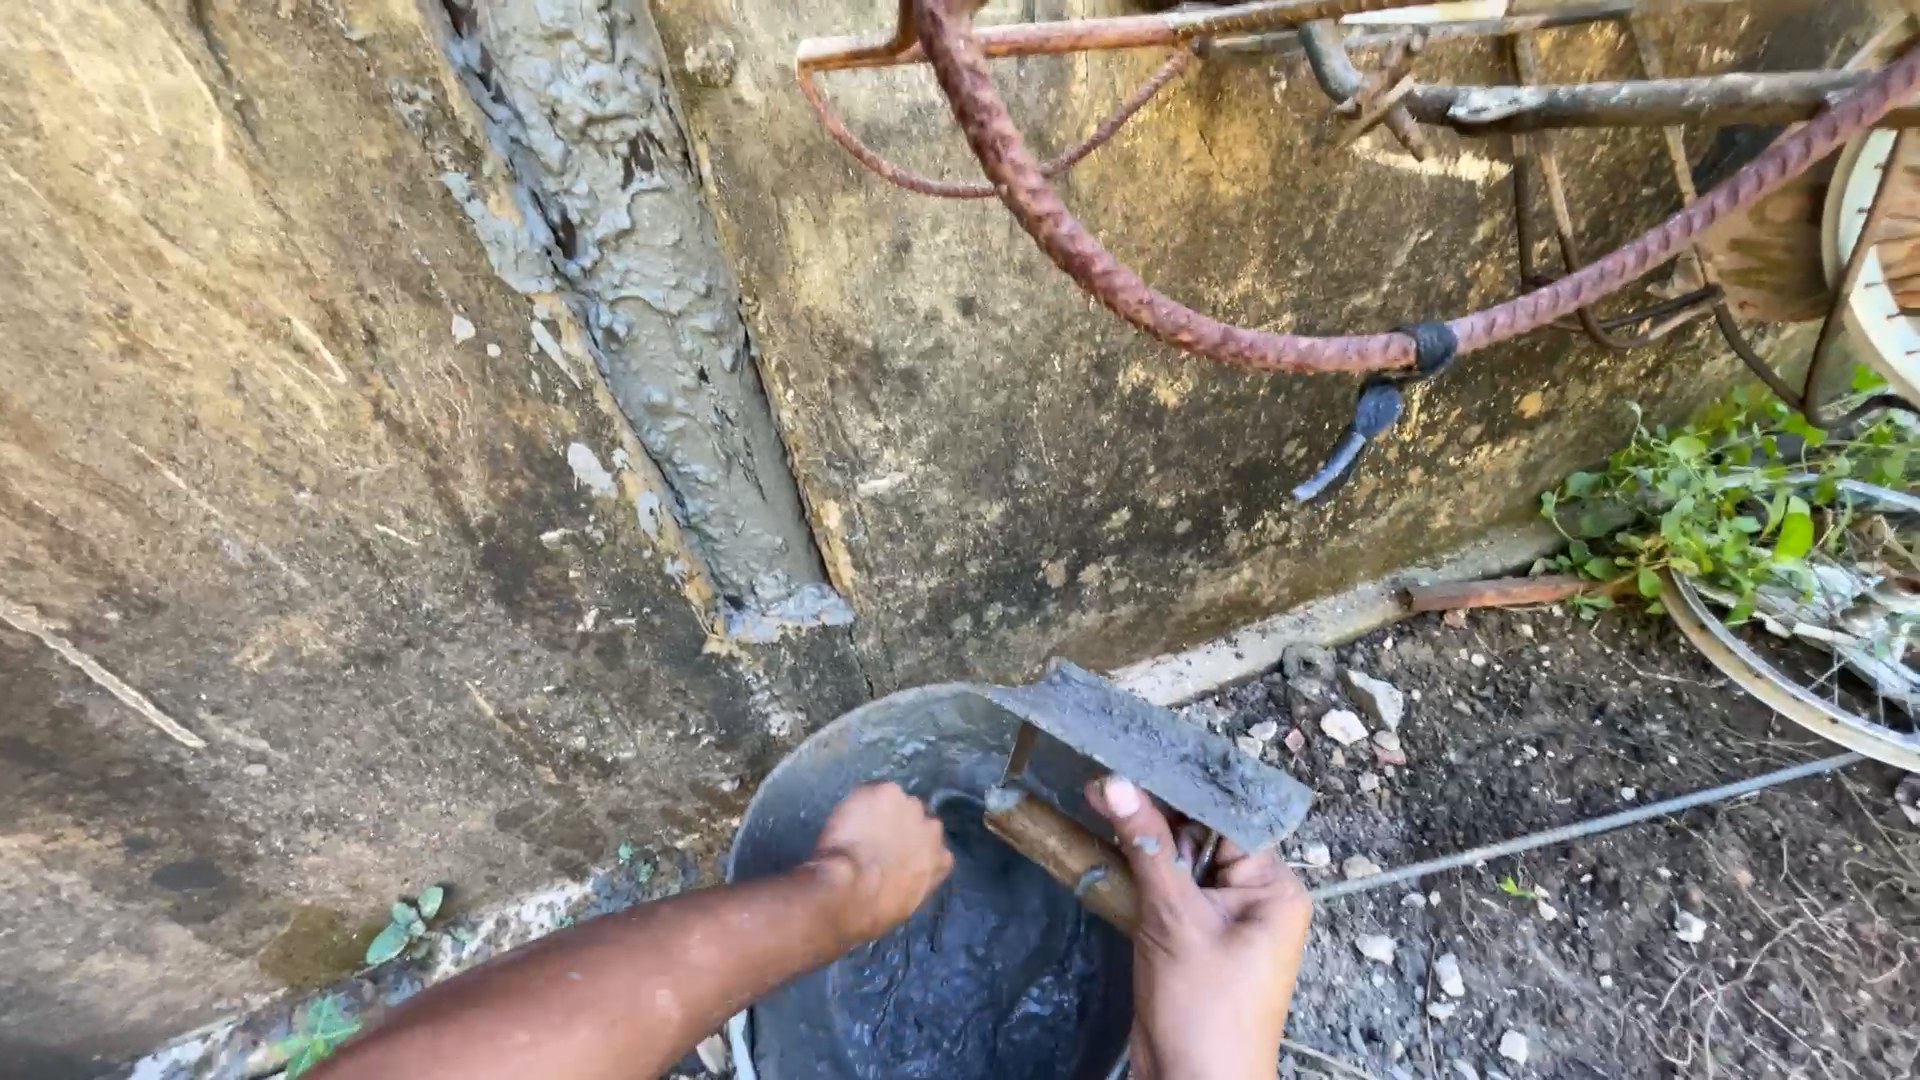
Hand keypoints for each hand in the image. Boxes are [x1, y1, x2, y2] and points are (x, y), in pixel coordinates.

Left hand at [808, 782, 953, 942]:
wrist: (851, 890)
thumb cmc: (875, 910)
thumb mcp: (907, 902)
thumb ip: (914, 877)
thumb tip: (901, 871)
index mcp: (941, 859)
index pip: (934, 846)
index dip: (913, 846)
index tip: (895, 854)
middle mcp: (932, 827)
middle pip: (917, 817)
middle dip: (900, 824)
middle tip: (876, 837)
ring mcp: (910, 805)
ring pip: (895, 801)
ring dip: (881, 810)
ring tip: (858, 826)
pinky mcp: (887, 790)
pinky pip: (872, 791)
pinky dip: (860, 800)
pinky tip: (848, 816)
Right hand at [1087, 775, 1311, 1079]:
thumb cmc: (1201, 1007)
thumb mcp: (1174, 918)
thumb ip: (1146, 844)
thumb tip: (1114, 781)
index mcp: (1271, 884)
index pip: (1226, 814)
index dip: (1182, 782)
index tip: (1139, 749)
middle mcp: (1251, 891)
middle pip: (1200, 830)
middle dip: (1155, 802)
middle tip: (1108, 767)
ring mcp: (1219, 910)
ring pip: (1179, 853)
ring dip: (1141, 829)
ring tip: (1099, 789)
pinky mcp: (1190, 928)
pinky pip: (1166, 879)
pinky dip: (1138, 859)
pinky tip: (1106, 830)